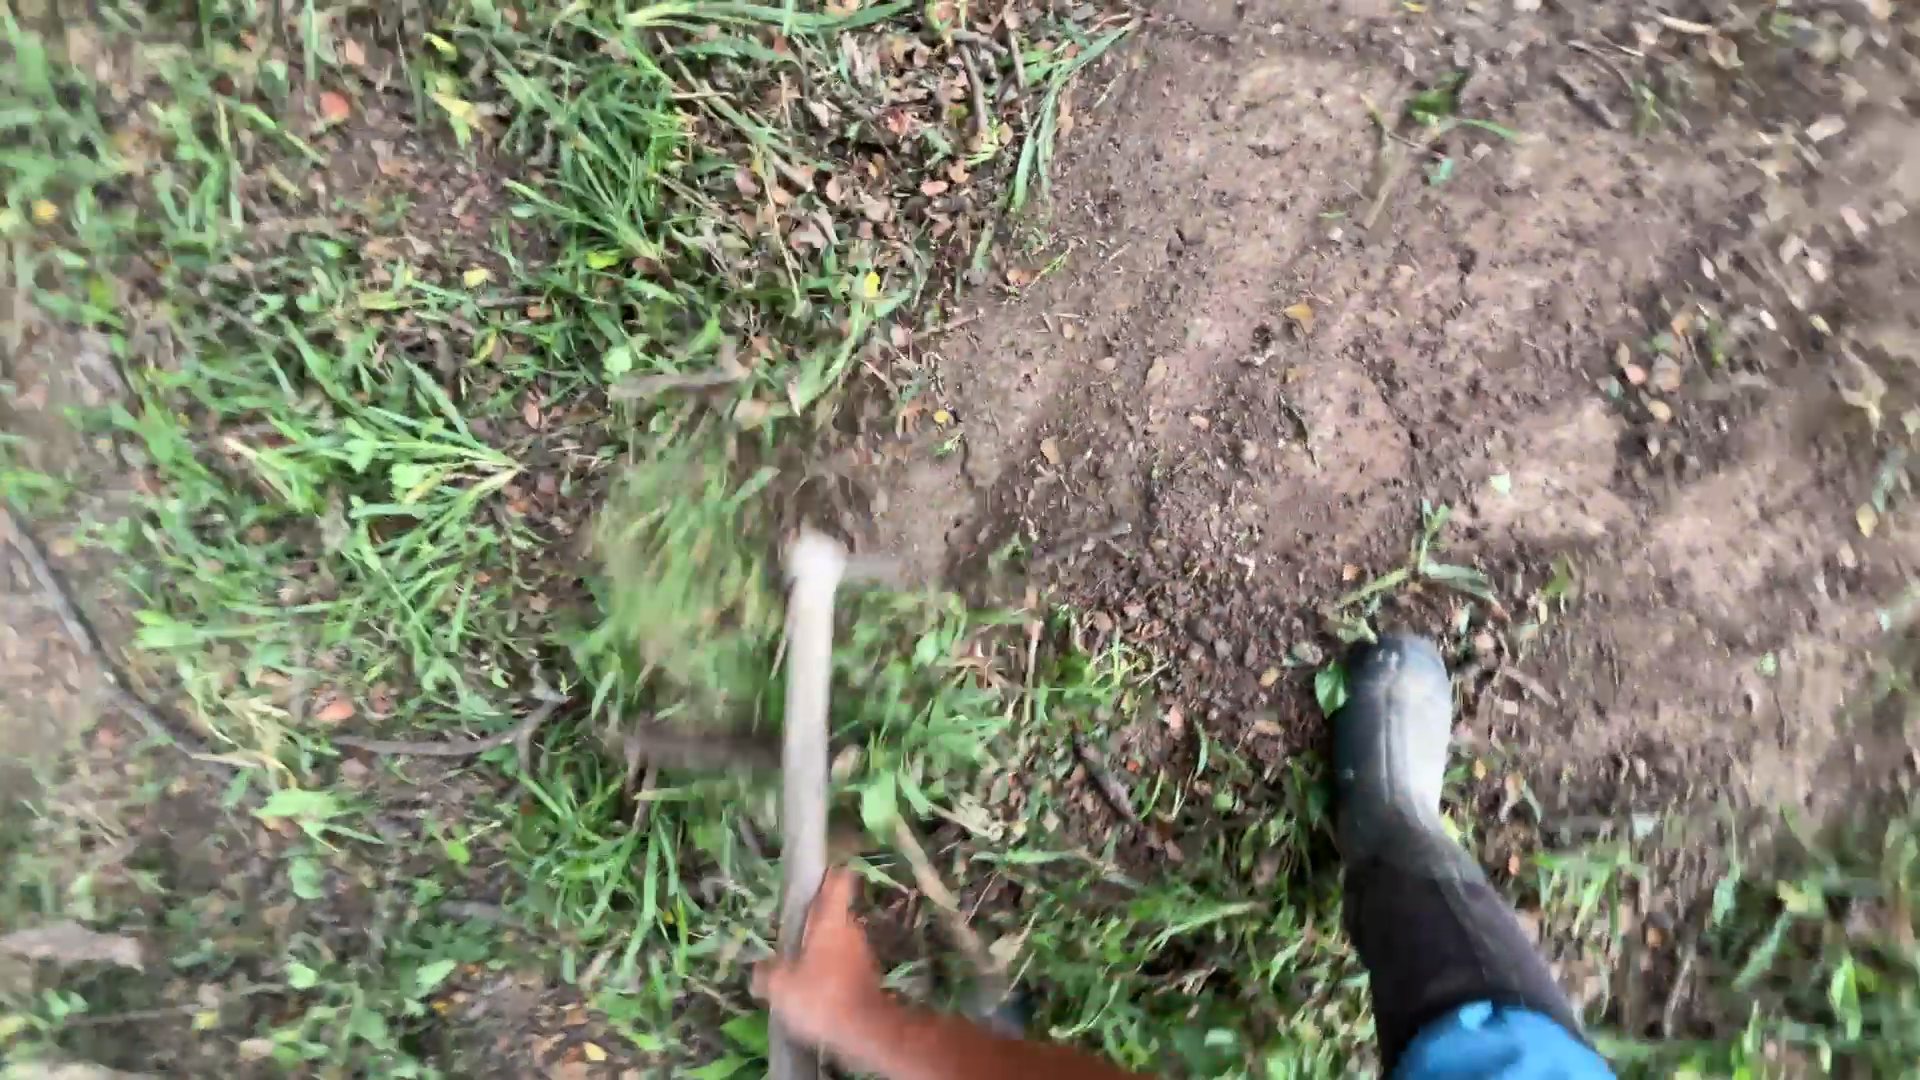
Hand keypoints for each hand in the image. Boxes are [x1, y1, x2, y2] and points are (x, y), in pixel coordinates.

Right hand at [753, 867, 889, 1050]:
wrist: (863, 1028)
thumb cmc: (821, 996)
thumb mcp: (782, 987)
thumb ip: (767, 973)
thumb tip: (758, 969)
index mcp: (831, 919)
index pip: (838, 881)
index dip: (831, 872)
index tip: (820, 870)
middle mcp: (851, 927)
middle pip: (835, 911)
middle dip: (817, 919)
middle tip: (795, 930)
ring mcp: (862, 949)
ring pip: (840, 937)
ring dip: (824, 946)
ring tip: (802, 963)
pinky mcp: (868, 972)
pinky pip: (846, 960)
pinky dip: (833, 966)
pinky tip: (819, 985)